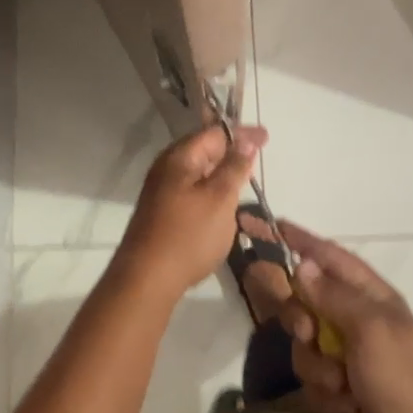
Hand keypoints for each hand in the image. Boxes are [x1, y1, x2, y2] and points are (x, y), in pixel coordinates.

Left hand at [113, 123, 266, 301]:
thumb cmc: (188, 235)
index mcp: (179, 158)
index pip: (214, 133)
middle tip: (257, 153)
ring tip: (244, 174)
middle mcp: (166, 168)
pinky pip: (191, 189)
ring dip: (221, 170)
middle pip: (203, 149)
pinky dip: (210, 188)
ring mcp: (160, 191)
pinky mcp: (161, 211)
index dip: (241, 134)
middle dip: (231, 149)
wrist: (146, 278)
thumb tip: (244, 141)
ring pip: (197, 170)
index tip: (266, 138)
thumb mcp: (219, 198)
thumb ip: (233, 168)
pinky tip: (222, 200)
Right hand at [279, 223, 412, 412]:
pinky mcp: (336, 386)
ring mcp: (343, 354)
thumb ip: (333, 296)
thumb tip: (303, 264)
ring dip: (319, 371)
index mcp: (369, 296)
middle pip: (303, 303)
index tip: (277, 226)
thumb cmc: (402, 377)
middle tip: (309, 336)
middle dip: (301, 322)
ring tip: (344, 388)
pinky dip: (328, 398)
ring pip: (302, 348)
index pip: (331, 258)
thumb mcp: (370, 330)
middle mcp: (352, 319)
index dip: (305, 242)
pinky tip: (349, 408)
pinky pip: (310, 382)